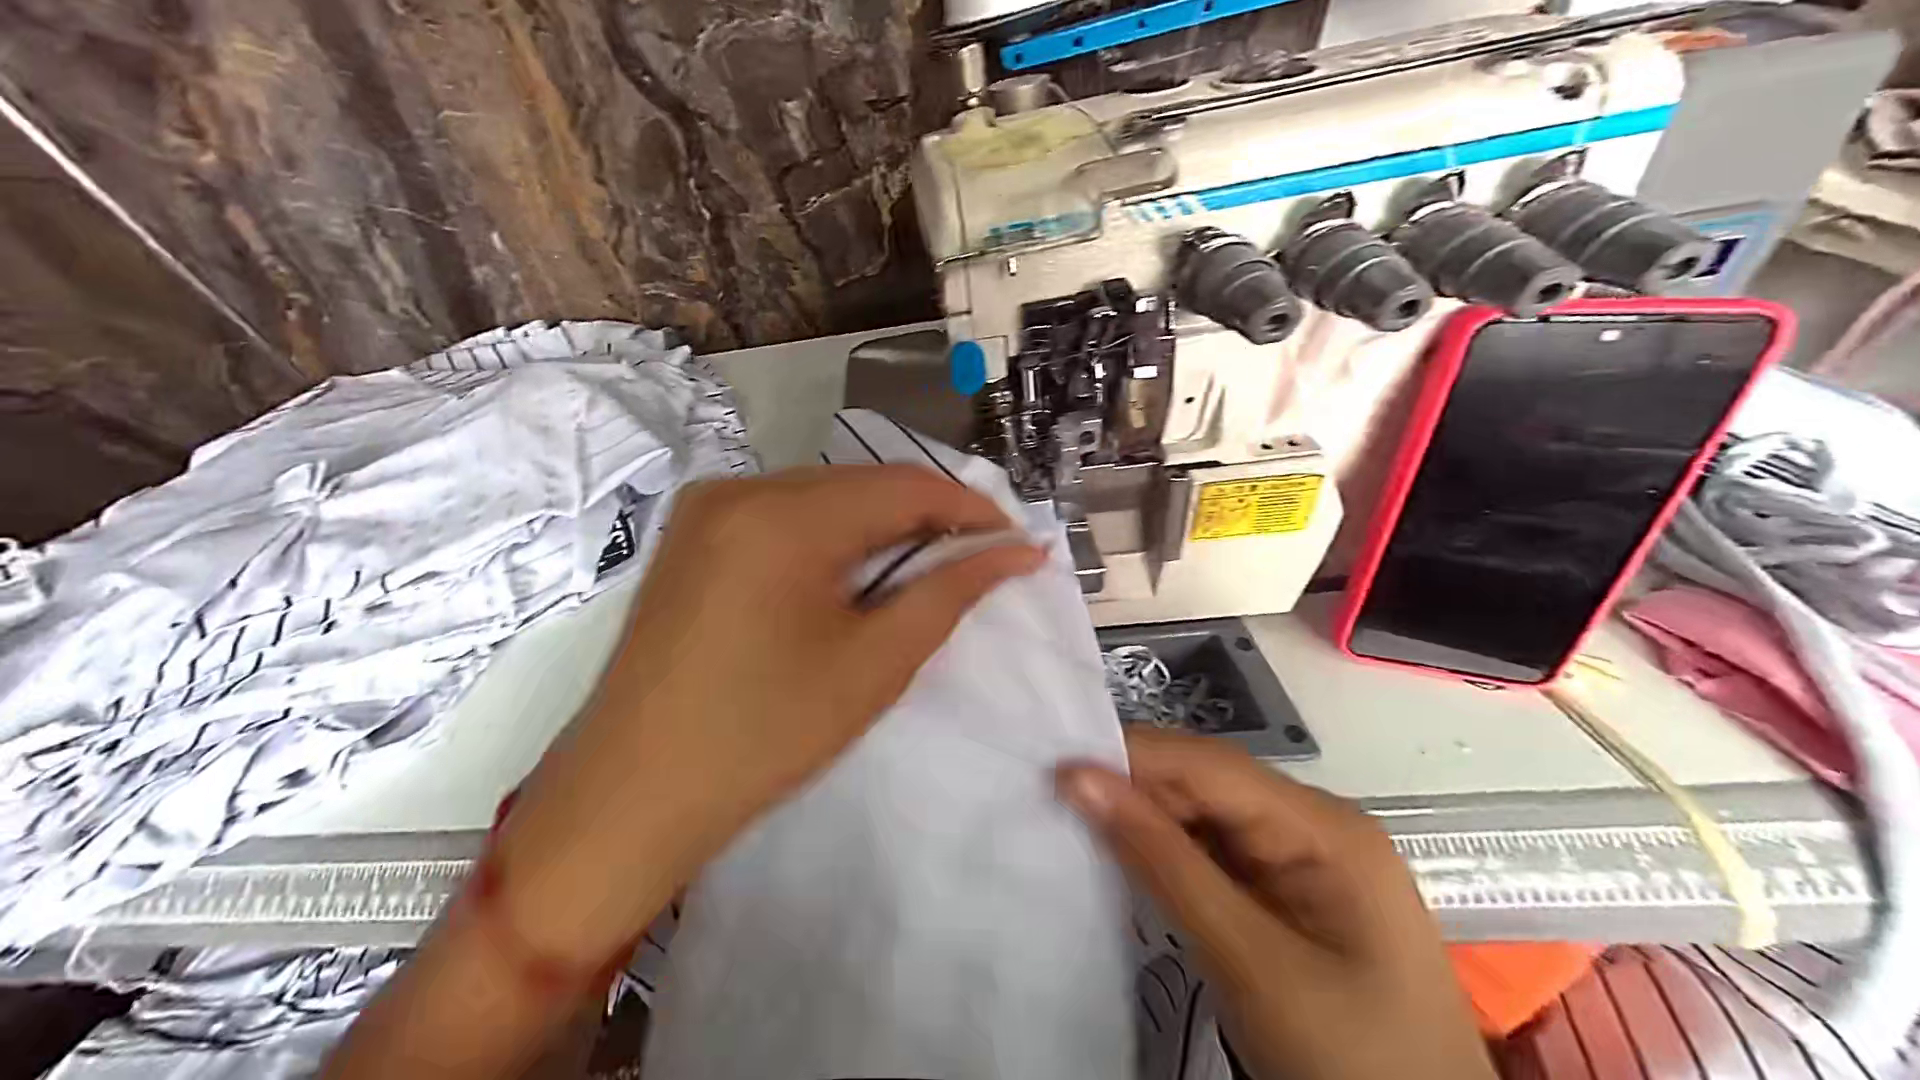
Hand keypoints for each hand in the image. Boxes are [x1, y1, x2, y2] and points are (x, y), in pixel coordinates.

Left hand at [491, 466, 1043, 967]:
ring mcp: (707, 507)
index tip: (1014, 540)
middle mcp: (739, 489)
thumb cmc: (765, 735)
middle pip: (862, 483)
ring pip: (823, 495)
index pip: (903, 485)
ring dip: (881, 524)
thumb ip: (950, 593)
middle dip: (927, 515)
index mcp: (782, 517)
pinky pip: (783, 513)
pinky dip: (832, 533)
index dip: (969, 507)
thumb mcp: (874, 664)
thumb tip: (1017, 552)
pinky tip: (855, 570)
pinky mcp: (692, 533)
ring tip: (924, 568)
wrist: (634, 793)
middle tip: (976, 559)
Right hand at [1057, 730, 1493, 1079]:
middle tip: (1052, 793)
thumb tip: (1081, 780)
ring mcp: (1299, 861)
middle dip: (1133, 787)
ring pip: (1204, 818)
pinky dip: (1165, 855)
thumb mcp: (1251, 963)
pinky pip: (1213, 855)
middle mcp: (1312, 826)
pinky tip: (1120, 856)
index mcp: (1324, 827)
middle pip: (1206, 786)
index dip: (1131, 757)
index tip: (1055, 764)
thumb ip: (1163, 864)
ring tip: (1072, 817)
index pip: (1210, 766)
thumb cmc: (1354, 1060)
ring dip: (1143, 821)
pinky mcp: (1283, 893)